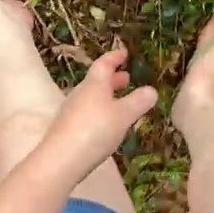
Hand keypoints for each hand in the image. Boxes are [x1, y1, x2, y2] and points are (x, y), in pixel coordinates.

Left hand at [33, 47, 157, 181]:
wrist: (61, 159)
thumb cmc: (95, 130)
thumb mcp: (123, 115)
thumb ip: (138, 102)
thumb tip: (152, 90)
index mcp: (94, 84)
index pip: (104, 64)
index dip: (114, 57)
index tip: (124, 53)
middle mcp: (80, 94)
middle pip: (97, 81)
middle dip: (112, 79)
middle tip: (126, 78)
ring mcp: (71, 111)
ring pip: (92, 97)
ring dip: (106, 96)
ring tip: (119, 101)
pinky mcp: (67, 128)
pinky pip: (87, 112)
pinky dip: (99, 111)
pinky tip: (106, 124)